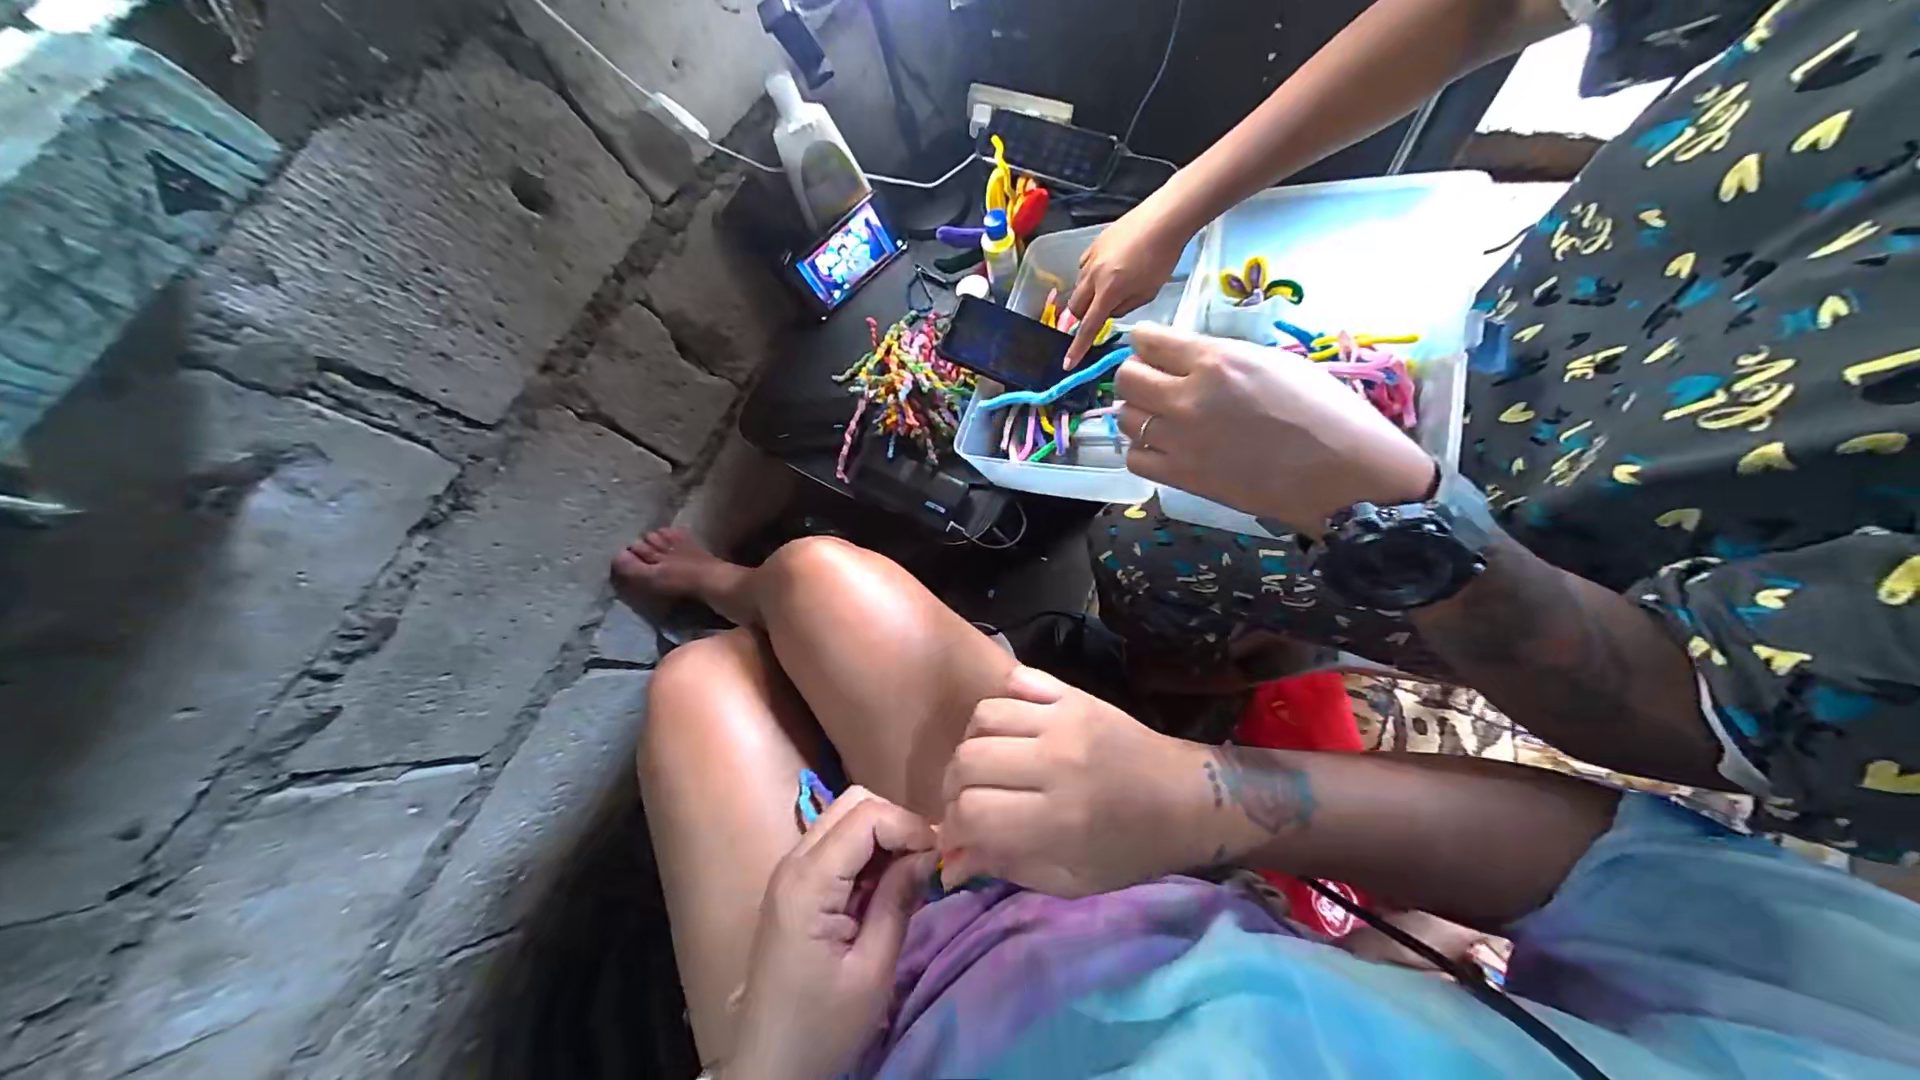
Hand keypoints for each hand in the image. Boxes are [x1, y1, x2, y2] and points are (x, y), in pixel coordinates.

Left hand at [728, 787, 936, 1079]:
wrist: (769, 1065)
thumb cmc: (822, 1026)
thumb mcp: (873, 970)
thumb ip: (899, 900)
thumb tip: (929, 851)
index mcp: (808, 883)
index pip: (866, 815)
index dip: (908, 825)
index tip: (936, 858)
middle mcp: (794, 861)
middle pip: (854, 803)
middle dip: (896, 822)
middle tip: (923, 862)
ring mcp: (791, 868)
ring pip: (846, 815)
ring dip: (883, 834)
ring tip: (907, 875)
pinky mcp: (796, 881)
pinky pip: (838, 840)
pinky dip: (868, 849)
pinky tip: (883, 884)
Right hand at [938, 667, 1207, 896]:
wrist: (1187, 798)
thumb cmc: (1130, 849)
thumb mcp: (1071, 879)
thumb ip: (1006, 866)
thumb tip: (951, 859)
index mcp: (1059, 818)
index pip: (972, 810)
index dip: (952, 826)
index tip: (958, 834)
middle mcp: (1057, 761)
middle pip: (968, 759)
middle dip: (954, 785)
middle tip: (967, 799)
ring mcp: (1065, 719)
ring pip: (985, 715)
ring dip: (973, 742)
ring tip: (988, 762)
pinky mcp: (1075, 694)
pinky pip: (1018, 680)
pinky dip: (1004, 704)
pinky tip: (1012, 729)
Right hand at [1063, 200, 1195, 368]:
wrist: (1166, 217)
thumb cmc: (1162, 257)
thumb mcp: (1147, 293)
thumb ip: (1123, 308)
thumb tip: (1108, 313)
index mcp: (1108, 291)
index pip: (1087, 327)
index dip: (1077, 347)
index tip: (1067, 363)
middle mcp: (1093, 276)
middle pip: (1075, 307)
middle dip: (1081, 318)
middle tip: (1095, 319)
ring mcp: (1090, 258)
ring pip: (1078, 287)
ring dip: (1086, 297)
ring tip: (1107, 291)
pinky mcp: (1093, 244)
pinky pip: (1083, 268)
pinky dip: (1089, 277)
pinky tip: (1105, 272)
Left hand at [1116, 324, 1435, 532]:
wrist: (1342, 473)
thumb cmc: (1325, 411)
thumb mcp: (1273, 362)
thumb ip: (1220, 358)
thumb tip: (1186, 359)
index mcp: (1215, 361)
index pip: (1148, 340)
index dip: (1145, 341)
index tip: (1151, 347)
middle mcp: (1187, 397)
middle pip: (1126, 378)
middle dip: (1136, 374)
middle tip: (1154, 382)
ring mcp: (1179, 440)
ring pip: (1125, 417)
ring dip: (1138, 412)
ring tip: (1162, 416)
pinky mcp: (1180, 476)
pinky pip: (1135, 457)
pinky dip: (1143, 449)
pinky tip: (1164, 447)